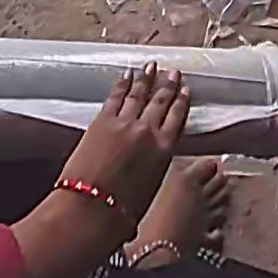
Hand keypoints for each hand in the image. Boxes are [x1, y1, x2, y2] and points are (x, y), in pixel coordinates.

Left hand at [15, 64, 189, 277]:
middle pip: (161, 102)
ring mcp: (125, 122)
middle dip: (168, 85)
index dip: (181, 102)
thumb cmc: (122, 212)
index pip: (177, 118)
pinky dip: (123, 83)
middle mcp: (148, 131)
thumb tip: (151, 158)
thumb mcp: (151, 187)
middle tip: (173, 72)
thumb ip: (155, 164)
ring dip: (147, 78)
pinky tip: (128, 74)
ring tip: (152, 65)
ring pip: (139, 93)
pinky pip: (116, 96)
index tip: (185, 89)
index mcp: (164, 150)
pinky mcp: (103, 120)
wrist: (91, 210)